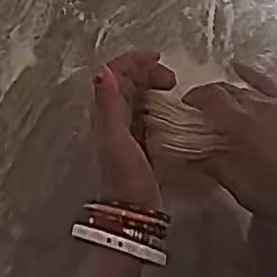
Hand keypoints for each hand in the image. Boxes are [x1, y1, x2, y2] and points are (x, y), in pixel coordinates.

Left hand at [92, 51, 175, 209]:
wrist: (132, 217)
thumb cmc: (124, 177)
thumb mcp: (115, 139)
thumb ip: (109, 104)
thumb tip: (103, 69)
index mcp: (105, 114)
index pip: (115, 74)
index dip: (134, 61)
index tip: (158, 58)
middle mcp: (113, 119)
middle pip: (128, 83)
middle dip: (148, 72)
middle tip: (171, 80)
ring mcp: (127, 132)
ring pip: (139, 97)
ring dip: (154, 87)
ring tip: (173, 90)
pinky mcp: (141, 145)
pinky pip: (149, 115)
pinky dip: (160, 105)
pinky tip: (173, 111)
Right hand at [184, 60, 276, 239]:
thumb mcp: (239, 186)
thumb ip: (212, 162)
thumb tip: (186, 150)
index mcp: (242, 125)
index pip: (210, 99)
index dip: (193, 100)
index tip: (182, 107)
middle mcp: (258, 106)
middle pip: (224, 91)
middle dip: (207, 97)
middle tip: (196, 110)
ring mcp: (276, 103)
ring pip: (243, 89)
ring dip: (225, 93)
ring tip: (215, 102)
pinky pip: (266, 82)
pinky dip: (250, 73)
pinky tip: (236, 66)